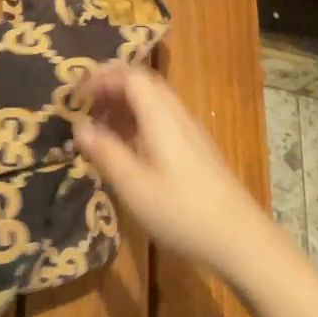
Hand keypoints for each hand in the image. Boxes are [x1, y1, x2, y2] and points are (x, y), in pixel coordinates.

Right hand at [73, 61, 268, 275]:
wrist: (240, 240)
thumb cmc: (181, 211)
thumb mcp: (133, 185)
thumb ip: (104, 151)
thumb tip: (79, 126)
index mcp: (161, 117)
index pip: (131, 76)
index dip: (101, 77)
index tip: (76, 93)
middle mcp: (177, 116)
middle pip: (143, 84)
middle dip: (110, 88)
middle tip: (84, 107)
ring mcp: (190, 133)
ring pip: (152, 103)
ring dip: (123, 106)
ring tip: (99, 128)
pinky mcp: (196, 150)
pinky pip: (161, 120)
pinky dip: (137, 122)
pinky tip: (127, 149)